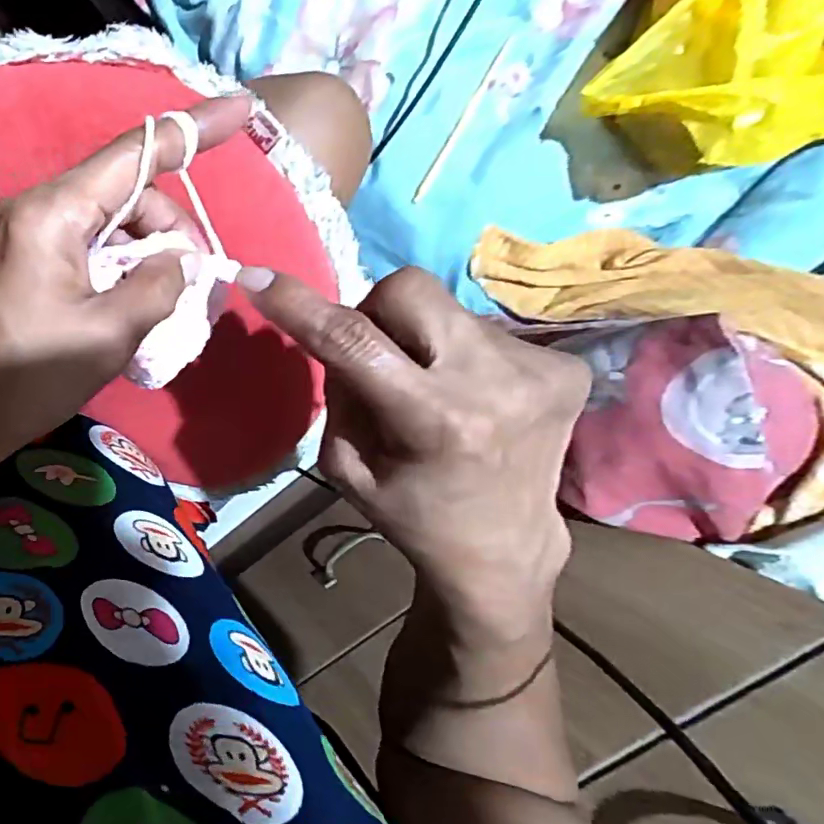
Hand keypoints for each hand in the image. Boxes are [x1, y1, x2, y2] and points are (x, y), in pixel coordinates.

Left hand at [0, 94, 253, 475]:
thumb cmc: (32, 378)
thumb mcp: (110, 333)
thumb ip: (158, 284)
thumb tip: (178, 262)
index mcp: (50, 215)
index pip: (133, 155)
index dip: (193, 130)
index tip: (243, 108)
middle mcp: (30, 208)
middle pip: (122, 193)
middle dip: (166, 230)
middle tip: (194, 283)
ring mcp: (19, 232)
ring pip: (104, 220)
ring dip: (142, 252)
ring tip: (166, 300)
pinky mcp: (17, 257)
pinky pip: (80, 243)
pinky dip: (114, 264)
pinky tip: (133, 298)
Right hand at [243, 266, 590, 642]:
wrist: (504, 546)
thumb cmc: (409, 513)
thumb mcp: (346, 465)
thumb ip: (338, 395)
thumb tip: (337, 333)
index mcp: (433, 421)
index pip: (353, 341)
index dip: (301, 306)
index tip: (259, 277)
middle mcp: (494, 382)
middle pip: (408, 289)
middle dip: (371, 311)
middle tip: (370, 354)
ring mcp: (539, 367)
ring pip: (443, 306)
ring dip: (416, 337)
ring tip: (427, 387)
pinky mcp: (565, 363)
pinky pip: (478, 326)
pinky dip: (453, 351)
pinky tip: (466, 393)